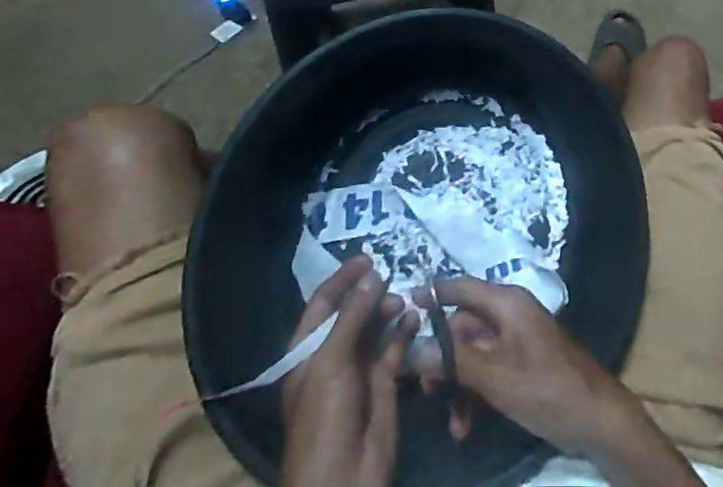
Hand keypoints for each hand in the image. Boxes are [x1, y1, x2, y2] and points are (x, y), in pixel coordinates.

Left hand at [280, 255, 418, 486]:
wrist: (342, 481)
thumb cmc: (324, 417)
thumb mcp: (331, 361)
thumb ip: (353, 316)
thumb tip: (374, 275)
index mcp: (307, 349)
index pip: (324, 302)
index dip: (343, 279)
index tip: (367, 258)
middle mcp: (332, 355)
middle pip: (352, 312)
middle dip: (370, 293)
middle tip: (393, 276)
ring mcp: (358, 370)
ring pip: (375, 328)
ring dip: (389, 309)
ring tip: (404, 298)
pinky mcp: (383, 384)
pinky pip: (393, 350)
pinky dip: (404, 332)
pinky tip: (415, 318)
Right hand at [421, 277, 694, 486]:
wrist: (597, 419)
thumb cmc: (546, 387)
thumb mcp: (494, 376)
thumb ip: (451, 360)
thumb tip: (411, 348)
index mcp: (506, 302)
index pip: (460, 286)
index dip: (432, 294)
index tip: (404, 305)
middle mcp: (510, 313)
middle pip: (463, 325)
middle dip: (443, 359)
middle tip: (423, 388)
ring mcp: (517, 340)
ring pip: (473, 353)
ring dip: (459, 384)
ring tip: (452, 420)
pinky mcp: (522, 364)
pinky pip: (489, 369)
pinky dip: (475, 392)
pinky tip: (466, 424)